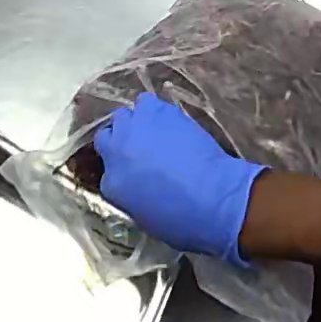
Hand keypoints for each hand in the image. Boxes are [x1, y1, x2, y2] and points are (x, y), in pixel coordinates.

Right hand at [94, 92, 265, 266]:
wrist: (213, 197)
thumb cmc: (183, 220)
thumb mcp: (146, 218)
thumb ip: (130, 195)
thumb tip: (135, 183)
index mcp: (113, 184)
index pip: (107, 173)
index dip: (121, 171)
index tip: (134, 173)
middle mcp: (116, 151)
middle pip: (106, 137)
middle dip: (119, 141)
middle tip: (138, 149)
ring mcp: (133, 127)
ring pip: (123, 116)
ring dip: (135, 124)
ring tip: (153, 133)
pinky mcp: (154, 110)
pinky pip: (145, 102)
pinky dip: (152, 110)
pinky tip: (166, 121)